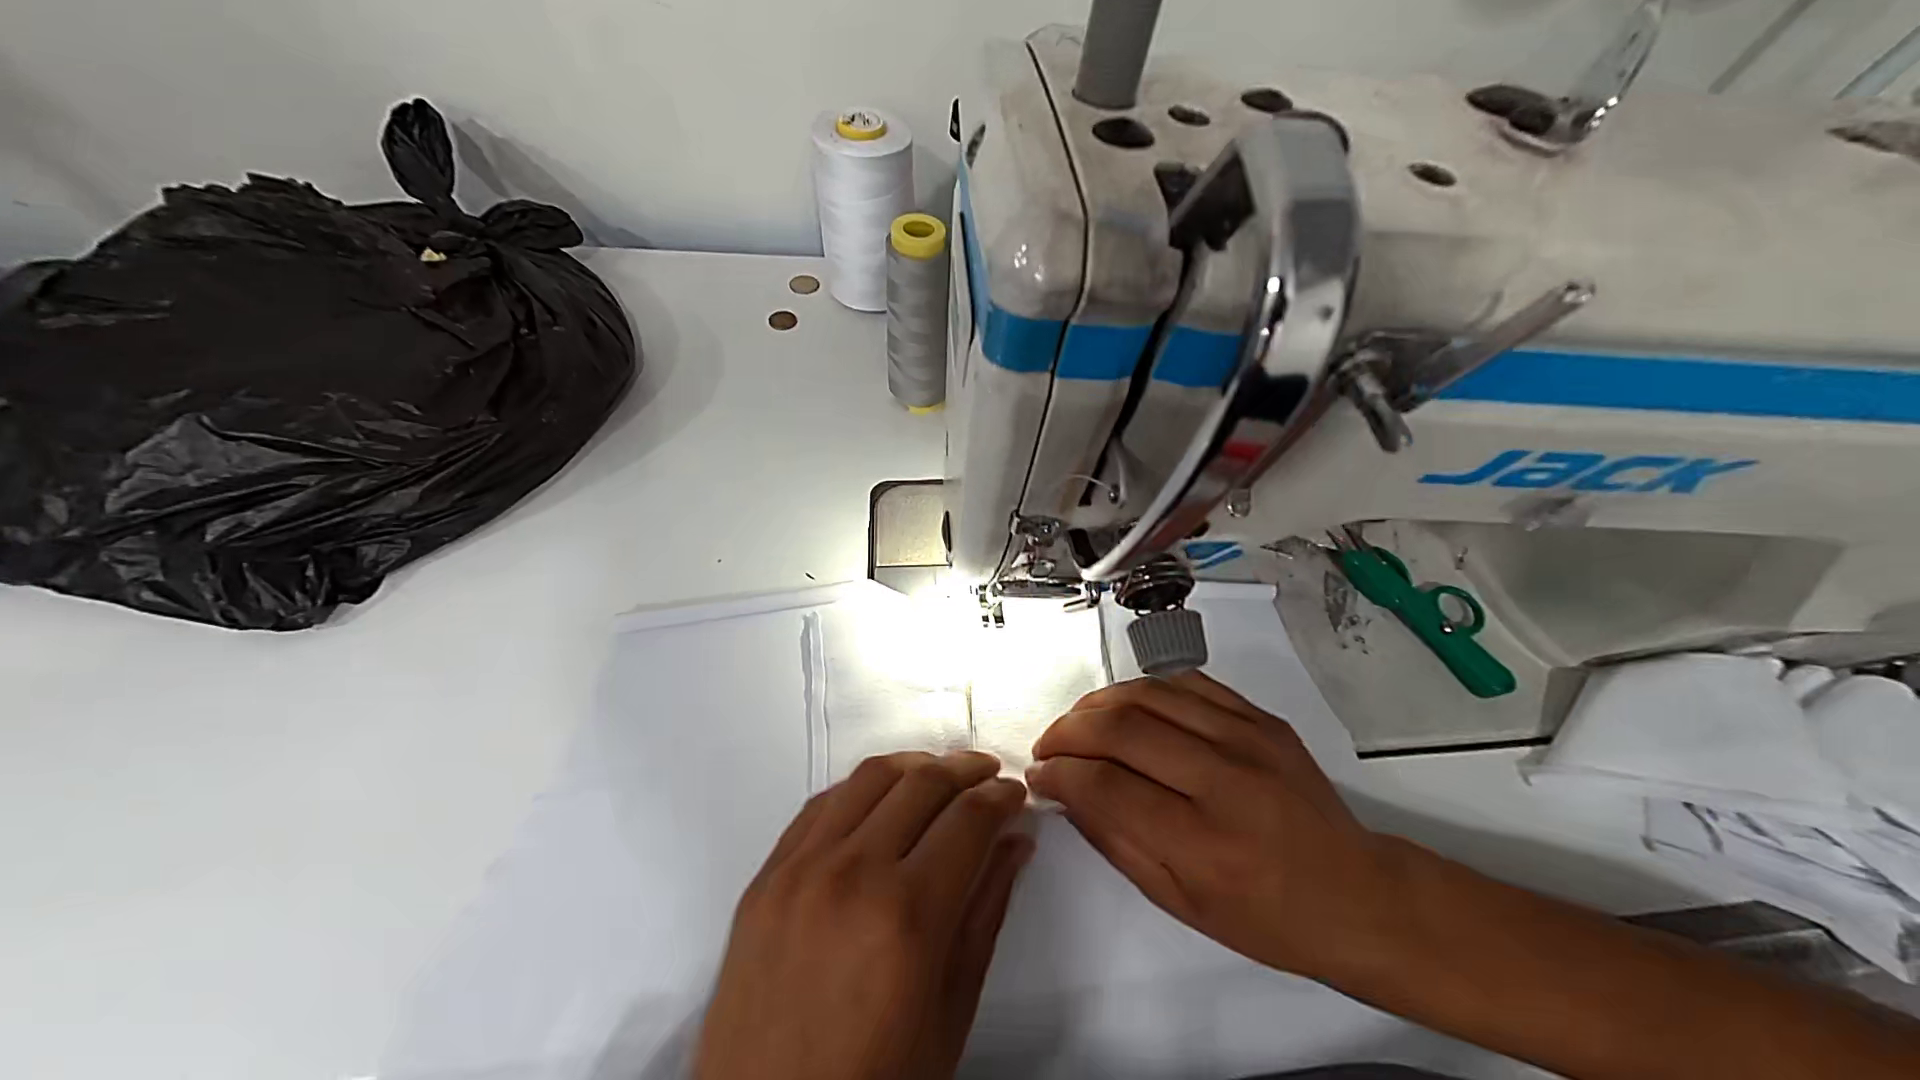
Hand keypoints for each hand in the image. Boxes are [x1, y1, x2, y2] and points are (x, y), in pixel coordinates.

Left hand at [695, 751, 1032, 1079]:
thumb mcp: (950, 1009)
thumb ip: (985, 912)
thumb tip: (1011, 846)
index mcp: (907, 916)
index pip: (969, 818)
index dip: (1001, 797)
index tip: (1013, 795)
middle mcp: (851, 876)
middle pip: (922, 783)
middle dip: (965, 769)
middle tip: (987, 774)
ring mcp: (800, 871)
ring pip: (869, 778)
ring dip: (914, 765)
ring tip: (940, 773)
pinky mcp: (766, 877)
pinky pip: (820, 804)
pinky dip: (860, 787)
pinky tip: (879, 797)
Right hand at [1027, 673, 1404, 978]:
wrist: (1358, 895)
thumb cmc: (1266, 917)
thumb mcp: (1179, 901)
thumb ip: (1115, 840)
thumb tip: (1067, 791)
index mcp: (1204, 842)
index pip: (1105, 785)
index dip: (1058, 774)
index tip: (1039, 776)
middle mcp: (1226, 780)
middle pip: (1120, 728)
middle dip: (1066, 732)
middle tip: (1048, 747)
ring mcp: (1249, 738)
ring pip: (1148, 694)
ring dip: (1097, 704)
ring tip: (1078, 724)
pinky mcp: (1262, 718)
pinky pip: (1187, 683)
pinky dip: (1143, 690)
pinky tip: (1126, 709)